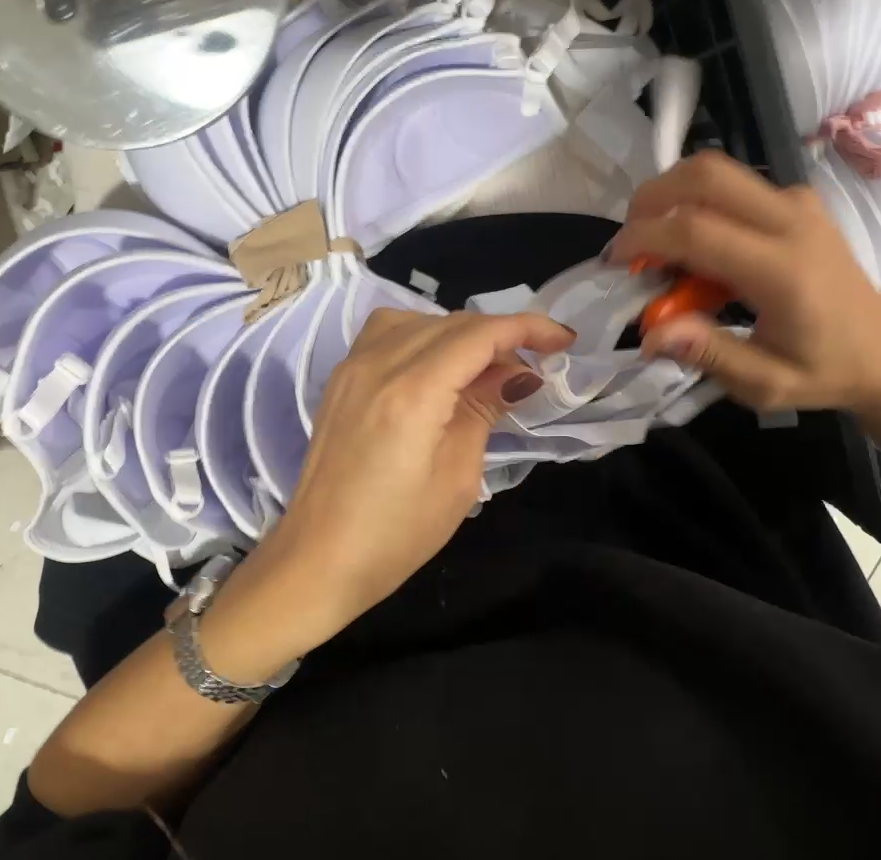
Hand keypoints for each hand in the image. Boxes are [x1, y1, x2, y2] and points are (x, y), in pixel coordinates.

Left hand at [202, 309, 573, 678]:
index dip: (527, 329)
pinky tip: (438, 368)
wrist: (317, 559)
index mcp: (413, 392)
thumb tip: (515, 374)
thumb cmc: (396, 534)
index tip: (563, 341)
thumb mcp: (458, 478)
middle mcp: (378, 363)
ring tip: (487, 370)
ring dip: (461, 334)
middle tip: (532, 368)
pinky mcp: (341, 379)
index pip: (479, 334)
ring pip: (420, 321)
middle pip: (452, 323)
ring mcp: (353, 366)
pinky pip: (389, 333)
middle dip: (500, 335)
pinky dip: (424, 336)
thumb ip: (484, 410)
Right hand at [607, 152, 880, 413]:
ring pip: (718, 170)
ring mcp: (799, 204)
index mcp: (783, 271)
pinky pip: (736, 183)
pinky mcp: (799, 201)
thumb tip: (651, 333)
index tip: (615, 261)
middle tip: (630, 239)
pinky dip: (699, 200)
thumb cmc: (823, 371)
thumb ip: (708, 354)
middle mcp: (792, 223)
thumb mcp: (764, 383)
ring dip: (673, 194)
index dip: (645, 238)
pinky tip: (695, 243)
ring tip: (656, 240)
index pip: (697, 231)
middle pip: (706, 175)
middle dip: (652, 198)